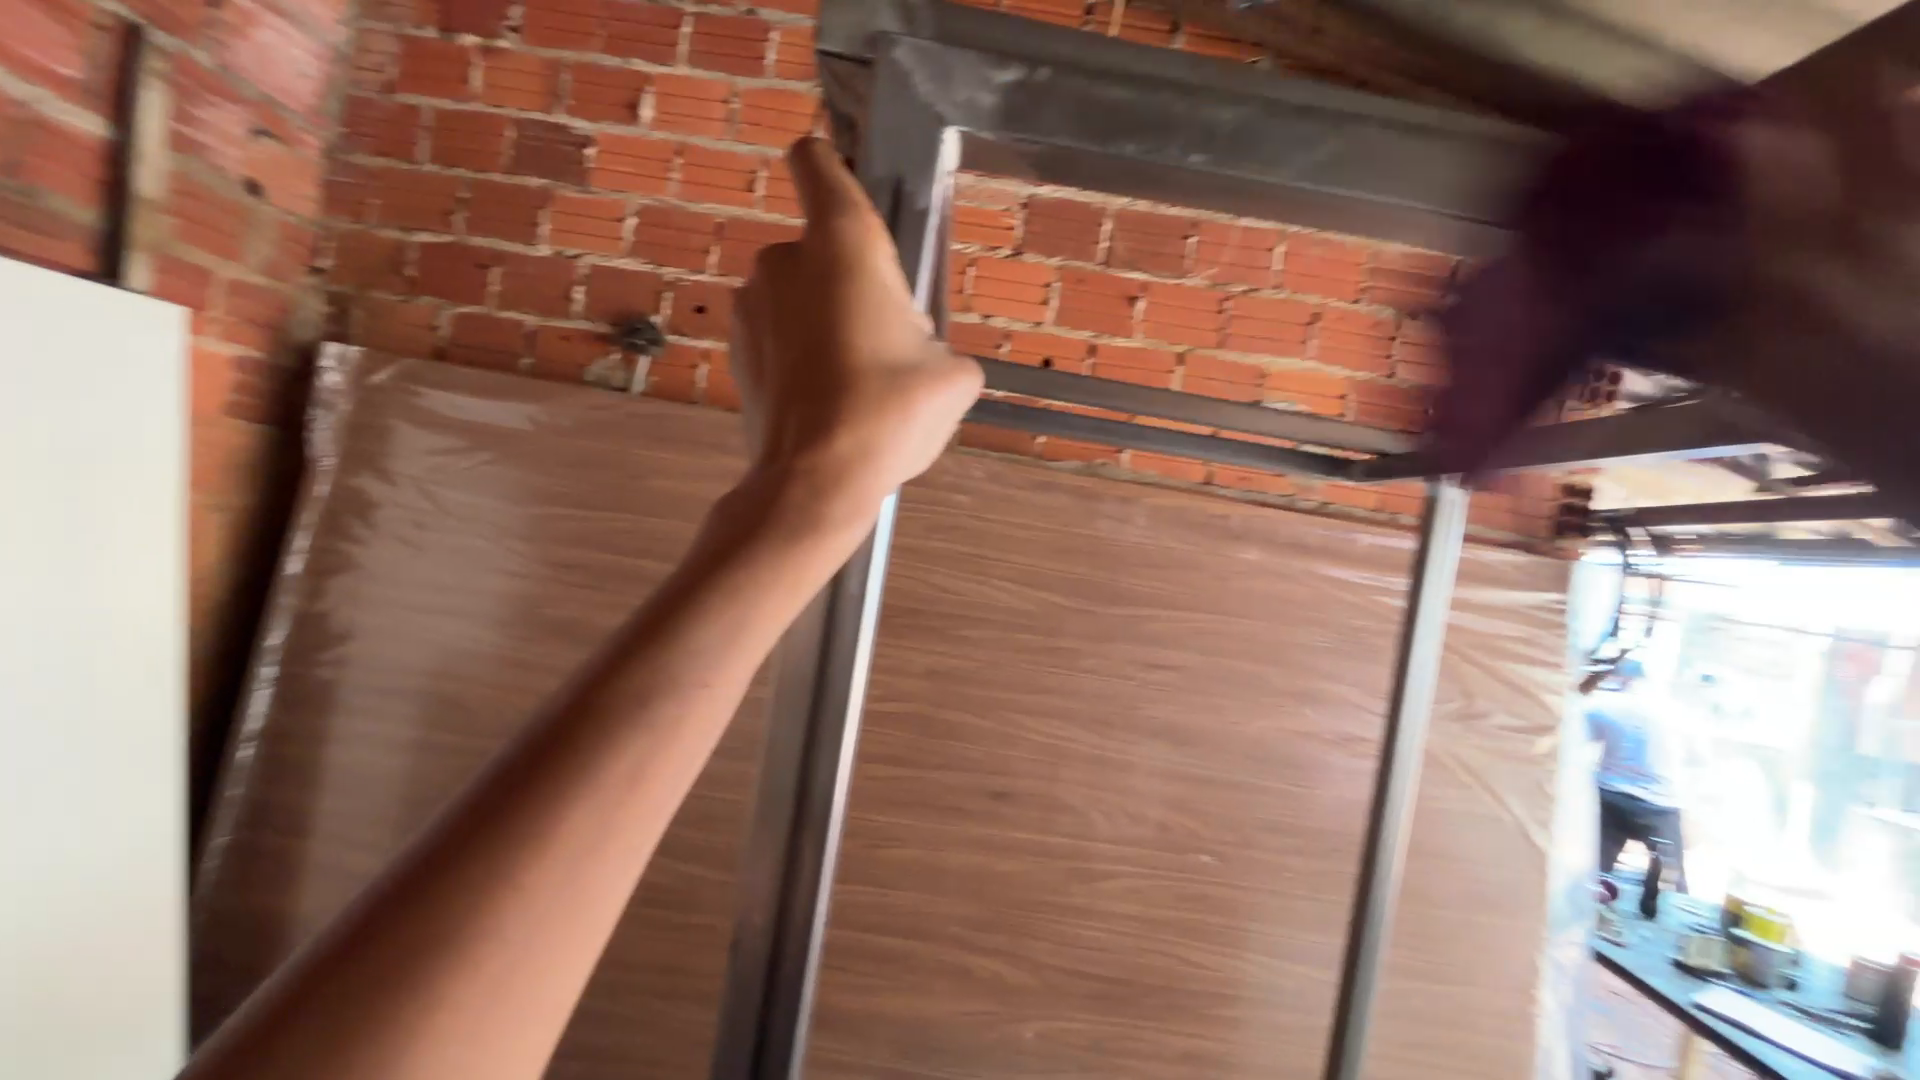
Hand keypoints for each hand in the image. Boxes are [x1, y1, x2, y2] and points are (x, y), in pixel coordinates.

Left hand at [730, 138, 982, 513]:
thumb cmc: (891, 412)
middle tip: (882, 340)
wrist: (816, 480)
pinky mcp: (735, 351)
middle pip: (820, 249)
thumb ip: (942, 347)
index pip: (818, 161)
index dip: (834, 167)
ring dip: (822, 321)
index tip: (854, 197)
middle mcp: (783, 258)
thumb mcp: (954, 377)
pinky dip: (797, 356)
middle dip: (850, 283)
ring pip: (797, 296)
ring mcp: (750, 305)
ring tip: (851, 381)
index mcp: (842, 241)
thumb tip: (924, 355)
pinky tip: (822, 402)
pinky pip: (777, 336)